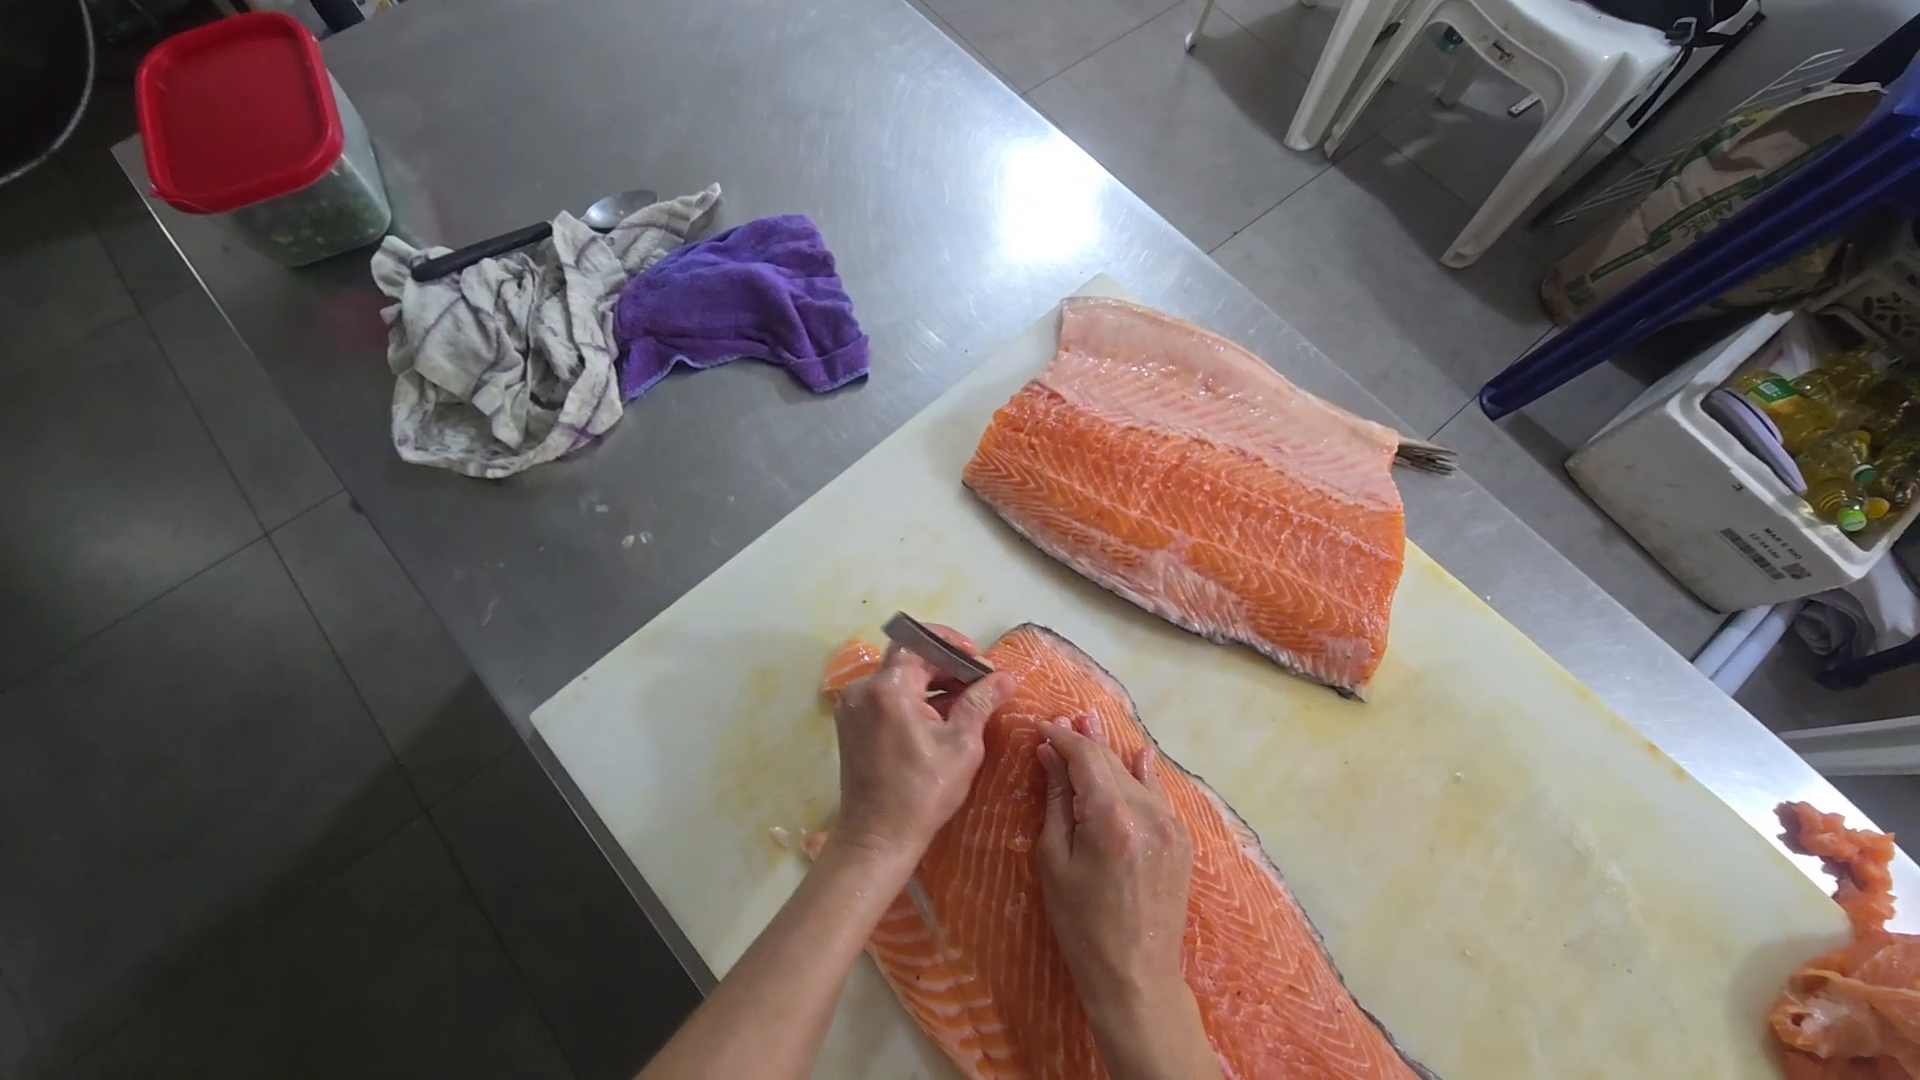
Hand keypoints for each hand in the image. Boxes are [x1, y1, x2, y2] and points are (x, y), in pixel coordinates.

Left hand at [830, 626, 1015, 864]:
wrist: (877, 838)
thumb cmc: (921, 794)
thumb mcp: (961, 746)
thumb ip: (980, 703)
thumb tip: (1005, 677)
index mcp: (888, 689)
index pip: (917, 641)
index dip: (949, 643)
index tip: (976, 658)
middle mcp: (863, 690)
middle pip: (908, 659)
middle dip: (945, 666)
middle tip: (978, 682)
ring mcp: (853, 707)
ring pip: (898, 678)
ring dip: (931, 683)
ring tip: (966, 701)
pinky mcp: (852, 723)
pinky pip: (886, 696)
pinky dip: (913, 699)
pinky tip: (940, 717)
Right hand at [1038, 715, 1218, 1079]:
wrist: (1136, 976)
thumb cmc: (1081, 925)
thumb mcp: (1056, 861)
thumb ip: (1057, 801)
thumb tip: (1050, 755)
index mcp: (1111, 818)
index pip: (1084, 758)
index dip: (1061, 738)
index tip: (1041, 726)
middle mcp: (1147, 812)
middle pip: (1110, 762)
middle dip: (1083, 741)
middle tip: (1060, 722)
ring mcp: (1170, 825)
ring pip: (1133, 775)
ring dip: (1109, 754)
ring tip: (1089, 724)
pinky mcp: (1181, 840)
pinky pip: (1157, 795)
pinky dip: (1143, 775)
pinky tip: (1138, 755)